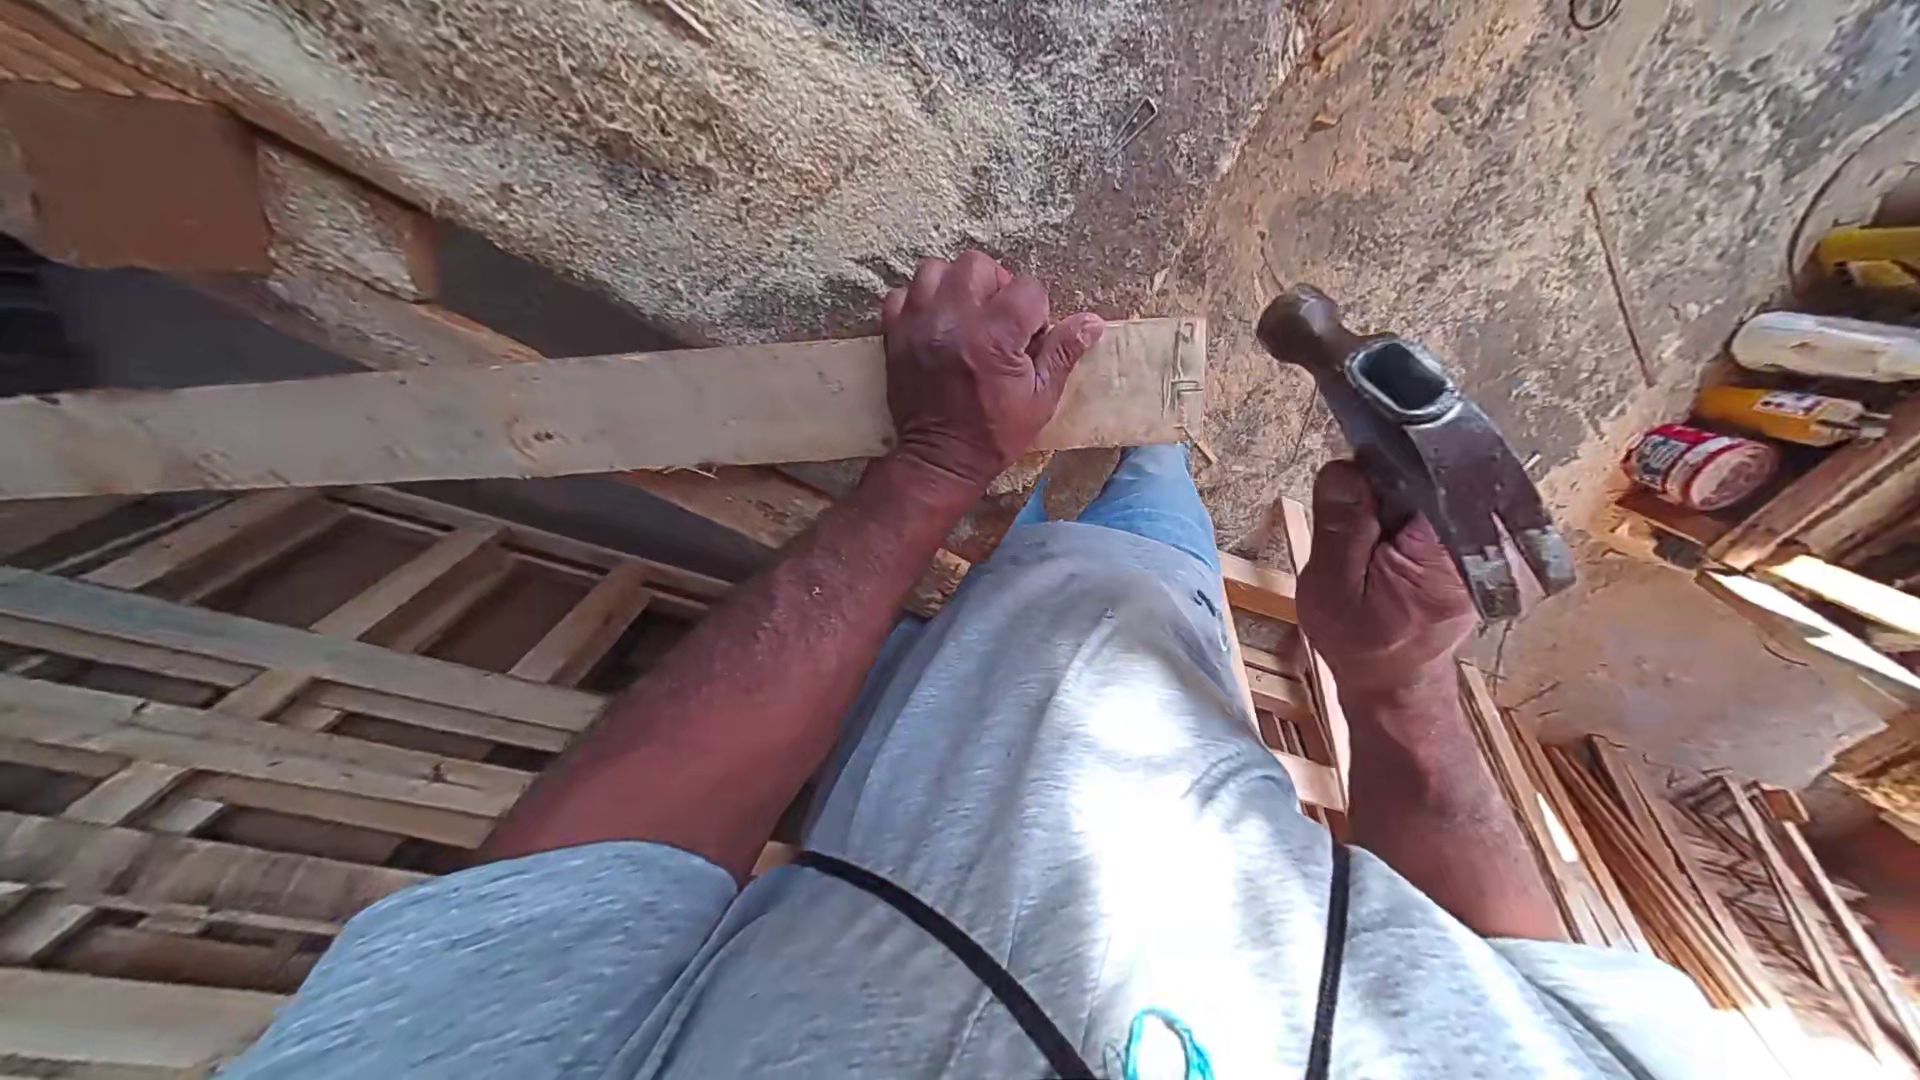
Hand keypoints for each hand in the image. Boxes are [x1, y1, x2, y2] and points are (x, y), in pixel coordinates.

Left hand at [882, 252, 1104, 487]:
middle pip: (977, 265)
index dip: (1036, 311)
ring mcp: (919, 326)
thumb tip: (1093, 321)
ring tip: (963, 315)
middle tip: (997, 318)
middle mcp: (954, 321)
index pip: (1028, 288)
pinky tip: (932, 324)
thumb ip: (1063, 353)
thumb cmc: (995, 433)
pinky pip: (901, 295)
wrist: (942, 460)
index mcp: (996, 337)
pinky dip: (918, 303)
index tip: (1029, 338)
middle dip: (995, 285)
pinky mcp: (895, 336)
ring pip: (935, 270)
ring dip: (954, 286)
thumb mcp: (1041, 399)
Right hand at [1294, 461, 1476, 701]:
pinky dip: (1407, 508)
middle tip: (1351, 519)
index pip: (1428, 477)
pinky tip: (1386, 534)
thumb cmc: (1359, 642)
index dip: (1384, 468)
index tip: (1349, 482)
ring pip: (1436, 487)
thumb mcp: (1331, 587)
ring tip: (1368, 534)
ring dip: (1394, 497)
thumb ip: (1341, 526)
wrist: (1392, 679)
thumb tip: (1345, 469)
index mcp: (1450, 555)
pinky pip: (1441, 503)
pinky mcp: (1480, 545)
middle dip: (1385, 484)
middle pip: (1435, 476)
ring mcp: (1492, 544)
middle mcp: (1487, 544)